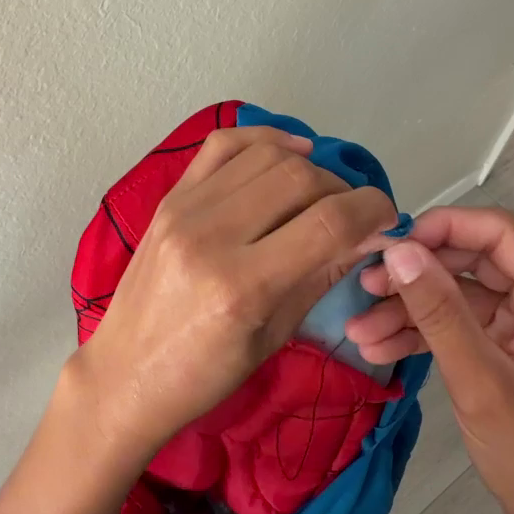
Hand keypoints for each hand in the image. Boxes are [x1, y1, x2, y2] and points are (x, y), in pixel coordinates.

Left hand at [71, 127, 398, 458]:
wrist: (126, 375)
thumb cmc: (204, 374)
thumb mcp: (275, 336)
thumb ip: (322, 274)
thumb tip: (370, 234)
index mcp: (242, 287)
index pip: (327, 223)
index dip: (371, 211)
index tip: (387, 218)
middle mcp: (211, 236)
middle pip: (299, 179)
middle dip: (342, 190)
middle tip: (354, 214)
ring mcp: (183, 210)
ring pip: (265, 156)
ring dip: (308, 167)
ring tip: (321, 193)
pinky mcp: (169, 197)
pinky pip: (222, 146)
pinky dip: (263, 139)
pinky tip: (289, 153)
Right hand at [345, 207, 513, 513]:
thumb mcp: (481, 381)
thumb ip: (439, 311)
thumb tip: (397, 250)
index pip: (501, 233)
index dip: (444, 228)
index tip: (390, 245)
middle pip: (474, 259)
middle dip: (417, 274)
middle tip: (364, 284)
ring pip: (459, 292)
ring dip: (410, 309)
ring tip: (358, 328)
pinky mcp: (509, 347)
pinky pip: (460, 323)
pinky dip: (422, 333)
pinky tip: (378, 345)